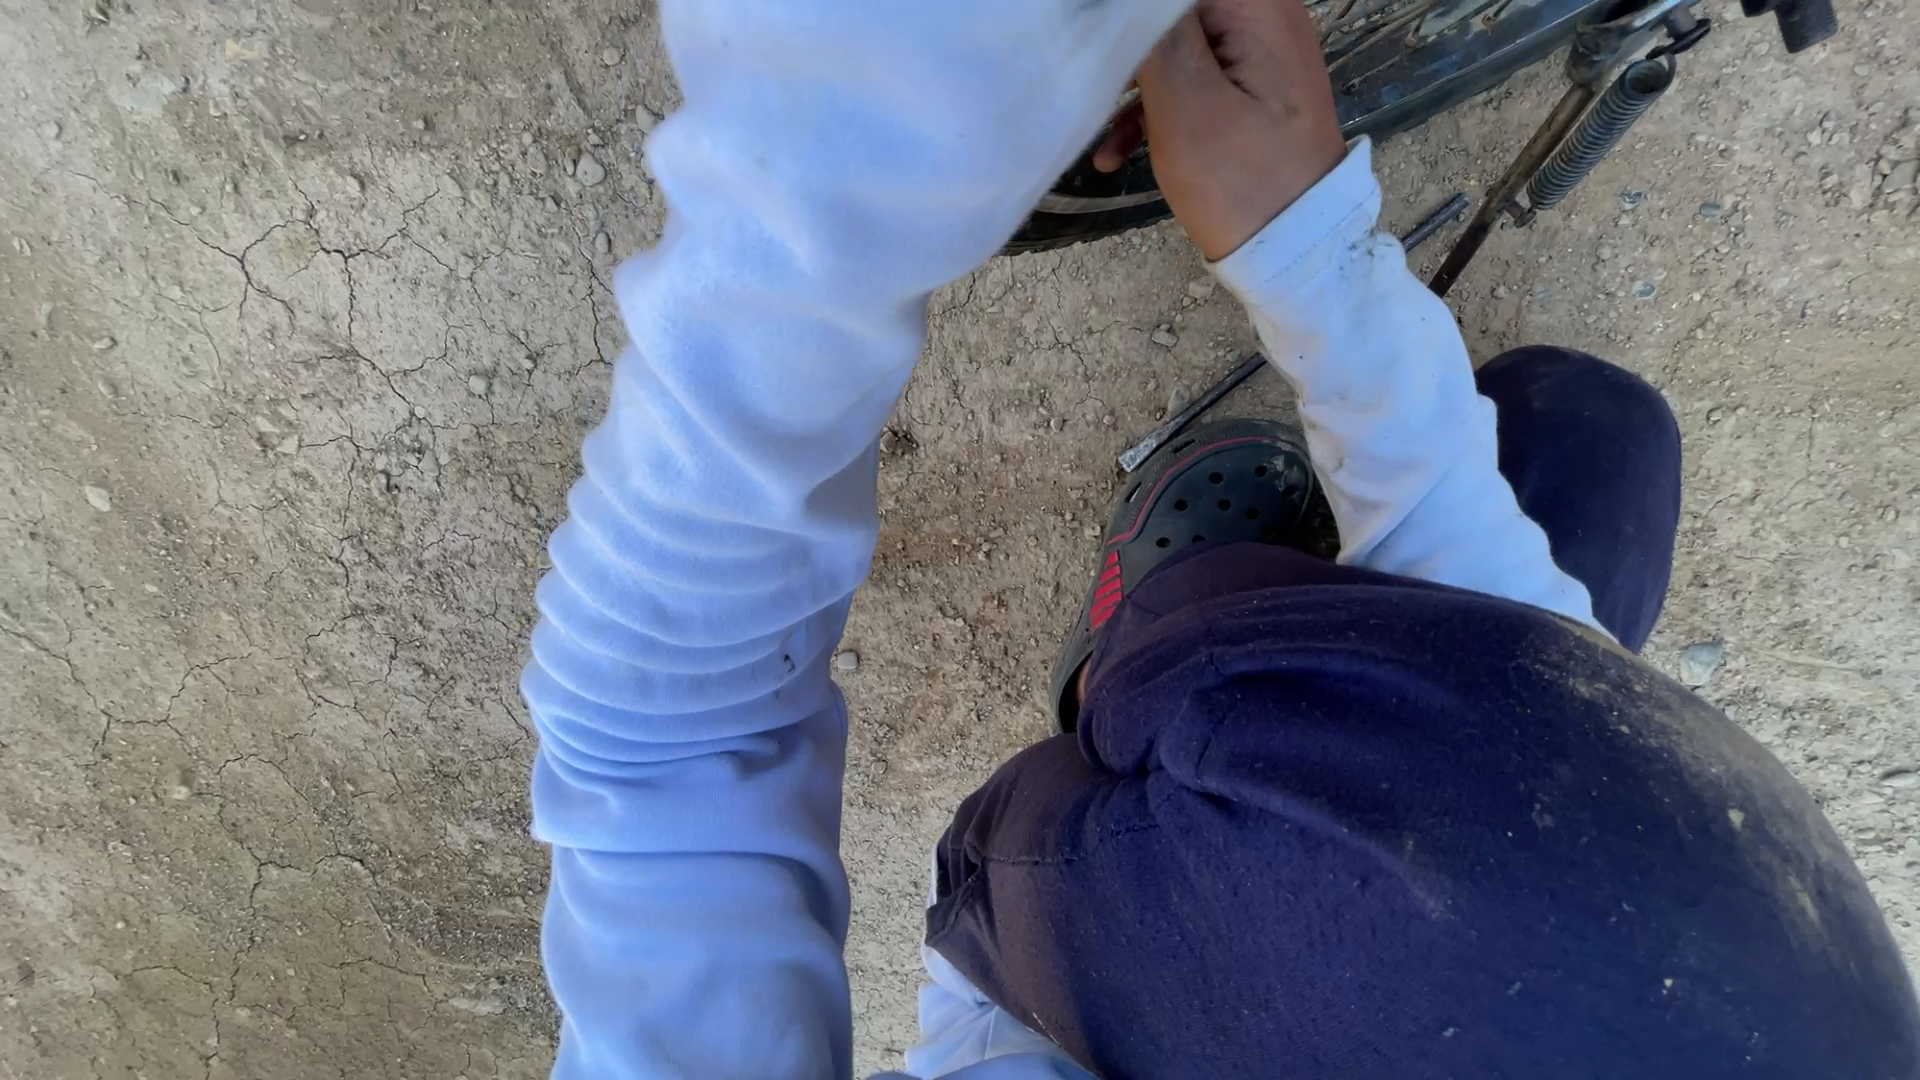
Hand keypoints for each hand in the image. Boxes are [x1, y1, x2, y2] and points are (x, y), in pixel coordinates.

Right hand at [1094, 0, 1346, 260]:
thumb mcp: (1187, 106)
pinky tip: (1120, 152)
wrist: (1293, 249)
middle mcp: (1266, 19)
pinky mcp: (1253, 98)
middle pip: (1177, 17)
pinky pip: (1195, 88)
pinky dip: (1157, 114)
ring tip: (1101, 141)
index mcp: (1257, 7)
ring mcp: (1261, 61)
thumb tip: (1131, 10)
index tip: (1097, 43)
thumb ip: (1158, 39)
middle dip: (1130, 53)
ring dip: (1135, 93)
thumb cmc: (1239, 181)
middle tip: (1093, 91)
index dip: (1132, 16)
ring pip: (1180, 54)